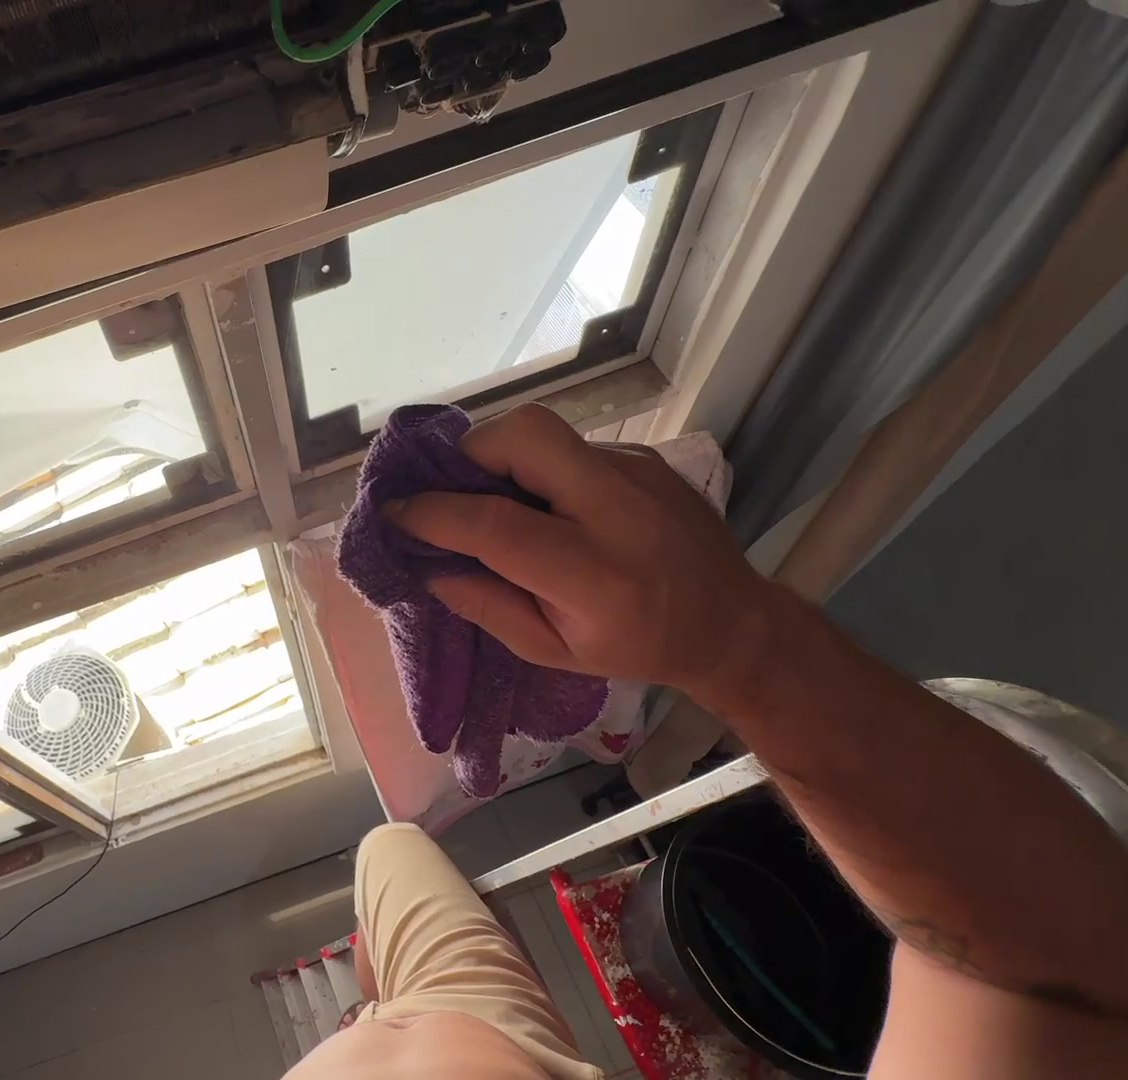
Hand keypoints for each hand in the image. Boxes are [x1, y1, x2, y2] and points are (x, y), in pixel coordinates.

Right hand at [387, 403, 796, 708]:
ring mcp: (636, 472)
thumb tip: (426, 564)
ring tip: (492, 496)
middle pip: (525, 436)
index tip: (394, 513)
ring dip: (498, 456)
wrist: (732, 622)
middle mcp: (621, 509)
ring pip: (543, 429)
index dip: (433, 513)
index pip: (498, 525)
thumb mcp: (553, 650)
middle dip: (468, 453)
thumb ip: (486, 606)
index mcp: (597, 576)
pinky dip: (534, 467)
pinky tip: (544, 503)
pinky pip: (566, 445)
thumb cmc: (637, 647)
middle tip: (452, 489)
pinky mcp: (642, 456)